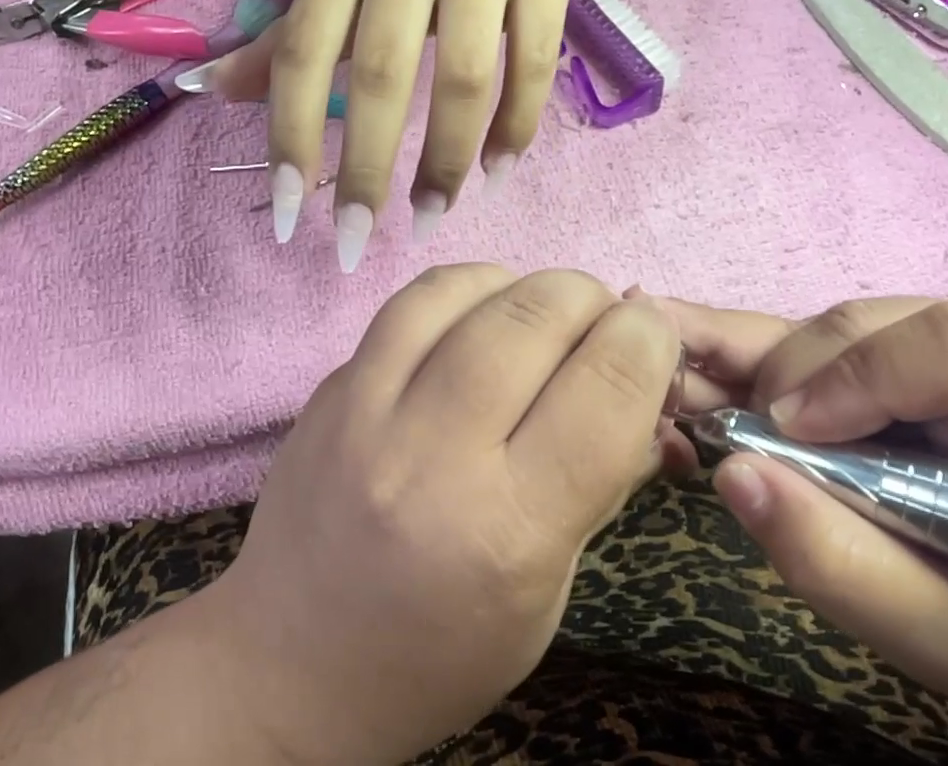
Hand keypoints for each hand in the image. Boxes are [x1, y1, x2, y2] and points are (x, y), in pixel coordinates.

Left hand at [202, 266, 690, 762]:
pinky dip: (460, 291)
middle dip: (591, 300)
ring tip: (543, 307)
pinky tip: (478, 309)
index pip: (606, 391)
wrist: (293, 662)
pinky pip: (403, 308)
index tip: (654, 336)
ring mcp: (367, 414)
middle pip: (534, 319)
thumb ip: (596, 483)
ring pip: (461, 294)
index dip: (648, 342)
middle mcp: (435, 456)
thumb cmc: (440, 651)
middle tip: (604, 319)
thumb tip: (641, 388)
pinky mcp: (327, 392)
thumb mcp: (546, 593)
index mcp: (509, 528)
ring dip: (523, 283)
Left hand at [209, 0, 571, 270]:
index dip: (290, 138)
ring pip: (466, 78)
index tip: (290, 218)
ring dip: (445, 163)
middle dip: (366, 170)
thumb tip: (202, 89)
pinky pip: (532, 68)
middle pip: (383, 74)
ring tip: (428, 217)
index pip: (304, 53)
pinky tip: (493, 176)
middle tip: (356, 241)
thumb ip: (281, 46)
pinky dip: (514, 131)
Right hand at [659, 294, 947, 763]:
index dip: (862, 374)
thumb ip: (846, 567)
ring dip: (755, 359)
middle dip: (794, 368)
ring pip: (831, 323)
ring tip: (707, 404)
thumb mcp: (945, 639)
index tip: (790, 434)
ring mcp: (940, 362)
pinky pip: (810, 345)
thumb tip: (732, 473)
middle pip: (878, 321)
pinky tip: (689, 359)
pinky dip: (742, 357)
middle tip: (742, 434)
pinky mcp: (891, 374)